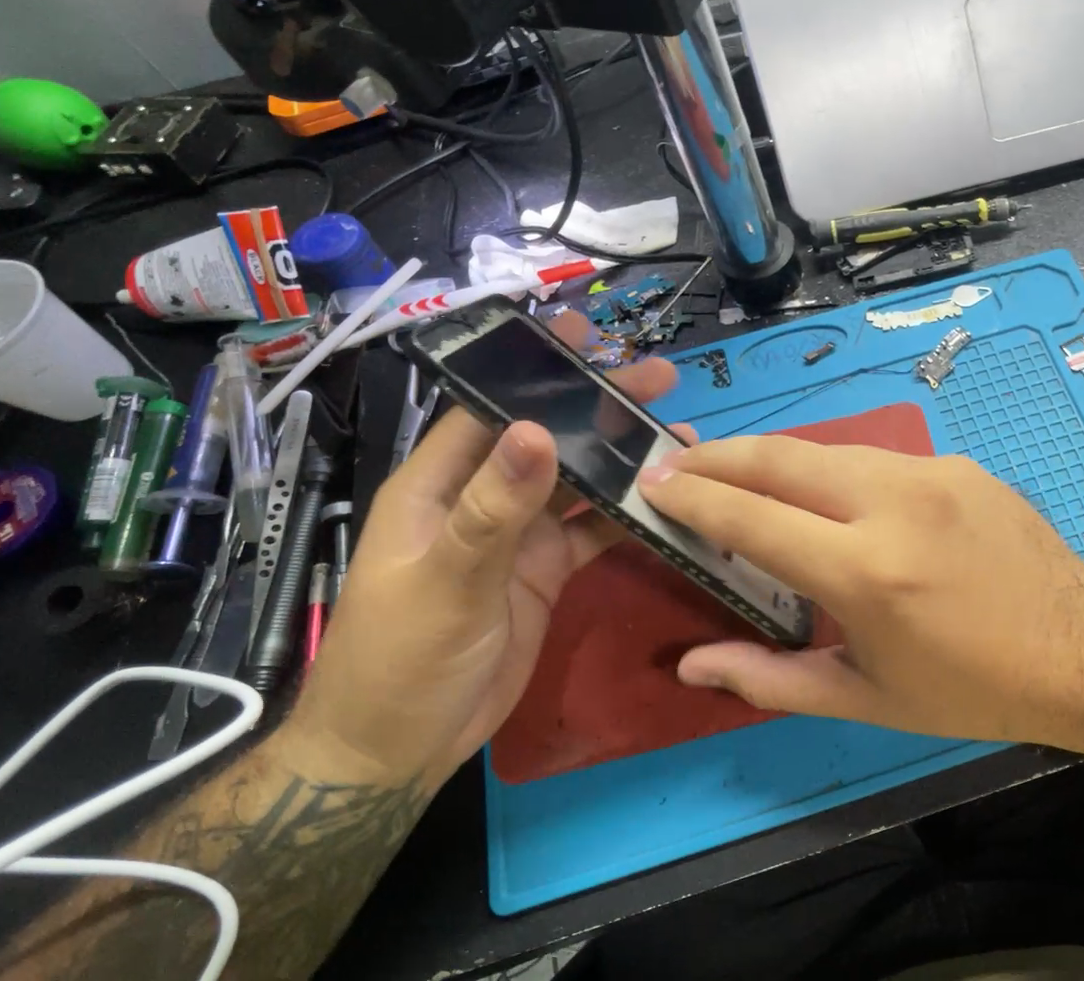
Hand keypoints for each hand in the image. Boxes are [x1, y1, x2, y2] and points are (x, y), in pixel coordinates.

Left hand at [287, 315, 684, 789]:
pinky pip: (593, 534)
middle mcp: (483, 501)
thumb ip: (494, 508)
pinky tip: (668, 503)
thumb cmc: (401, 658)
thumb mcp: (447, 579)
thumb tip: (536, 430)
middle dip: (599, 409)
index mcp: (439, 487)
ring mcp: (518, 538)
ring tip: (681, 439)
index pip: (489, 410)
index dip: (534, 372)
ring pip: (579, 485)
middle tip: (660, 380)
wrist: (402, 747)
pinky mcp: (545, 573)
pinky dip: (628, 518)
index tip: (585, 337)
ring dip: (624, 463)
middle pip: (548, 440)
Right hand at [636, 436, 1083, 744]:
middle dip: (718, 454)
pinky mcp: (958, 463)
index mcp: (865, 570)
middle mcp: (895, 503)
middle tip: (675, 462)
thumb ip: (770, 680)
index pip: (753, 516)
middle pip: (782, 457)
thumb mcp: (866, 699)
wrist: (1081, 647)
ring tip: (738, 476)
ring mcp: (933, 472)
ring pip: (828, 450)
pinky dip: (834, 472)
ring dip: (773, 459)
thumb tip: (692, 663)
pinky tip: (828, 497)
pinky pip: (877, 460)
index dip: (693, 496)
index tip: (652, 485)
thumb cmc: (968, 688)